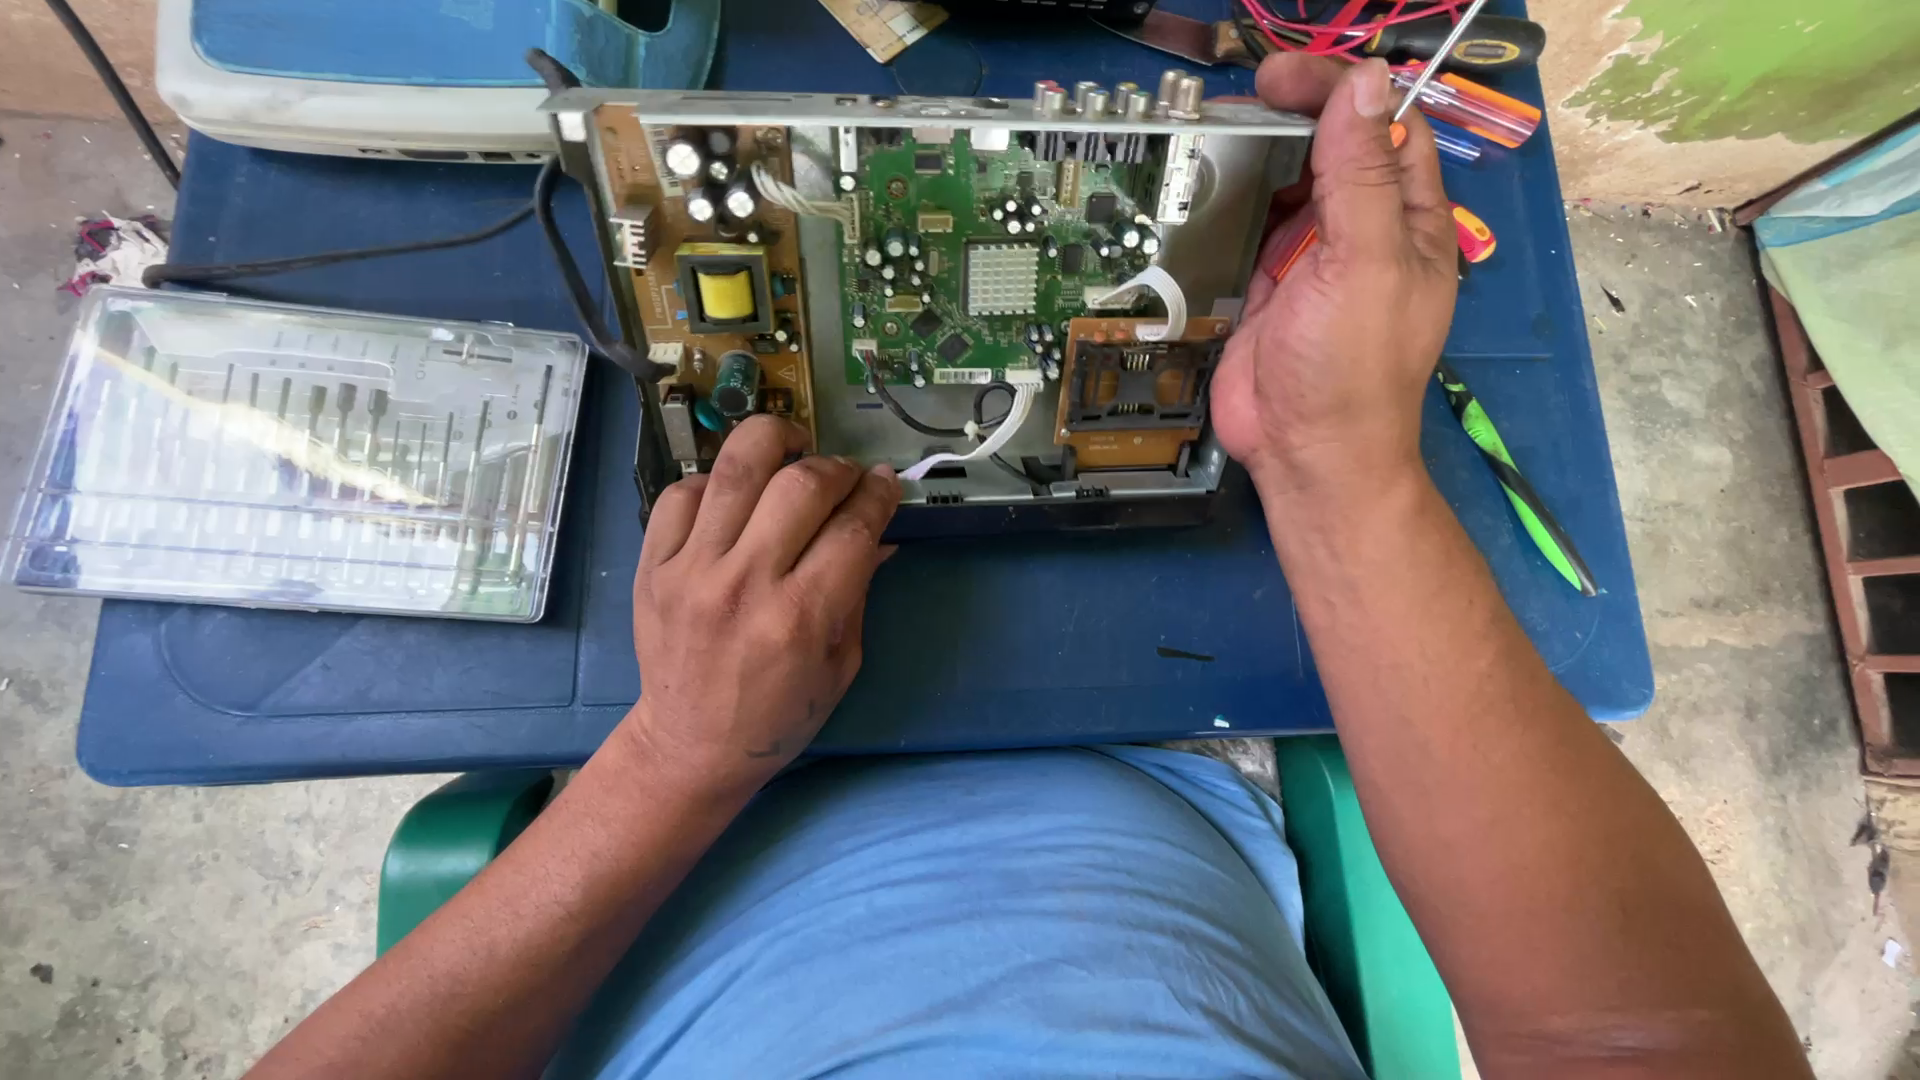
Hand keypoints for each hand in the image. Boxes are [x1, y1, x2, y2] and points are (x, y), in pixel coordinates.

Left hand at [622, 417, 899, 794]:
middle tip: (845, 477)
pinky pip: (683, 491)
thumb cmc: (780, 714)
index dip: (879, 494)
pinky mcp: (653, 566)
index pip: (852, 527)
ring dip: (777, 445)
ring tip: (793, 452)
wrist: (691, 746)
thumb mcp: (842, 663)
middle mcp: (745, 584)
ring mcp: (690, 570)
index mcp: (801, 618)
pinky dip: (718, 479)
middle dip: (837, 468)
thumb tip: (880, 531)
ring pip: (737, 469)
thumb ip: (860, 591)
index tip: (886, 482)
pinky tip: (738, 493)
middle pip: (801, 486)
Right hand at [1211, 55, 1458, 501]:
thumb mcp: (1364, 264)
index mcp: (1405, 220)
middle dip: (1288, 121)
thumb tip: (1363, 83)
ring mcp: (1307, 265)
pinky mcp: (1261, 294)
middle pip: (1329, 153)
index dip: (1338, 91)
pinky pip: (1247, 238)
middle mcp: (1359, 233)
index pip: (1382, 128)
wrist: (1304, 452)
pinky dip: (1226, 215)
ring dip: (1253, 165)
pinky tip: (1197, 197)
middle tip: (1231, 107)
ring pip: (1284, 193)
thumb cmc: (1349, 365)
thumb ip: (1362, 177)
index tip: (1278, 80)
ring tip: (1205, 143)